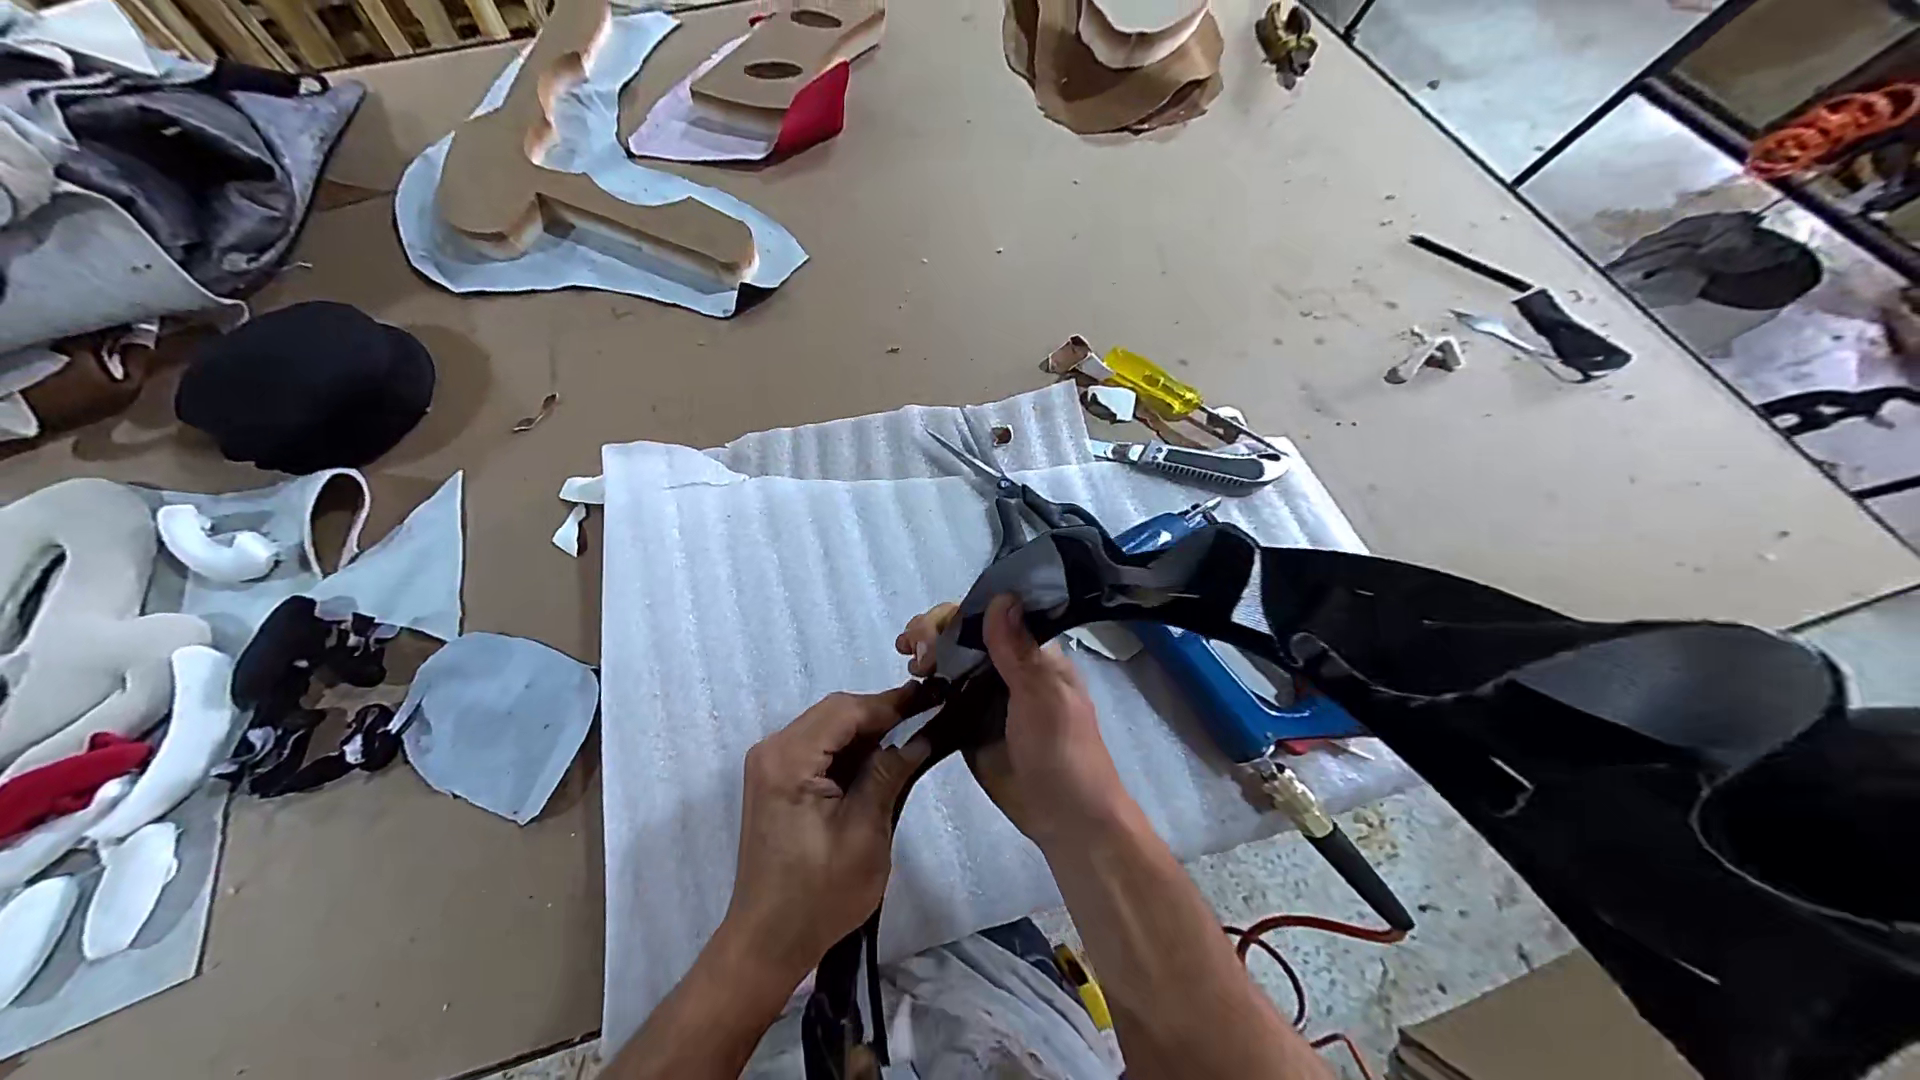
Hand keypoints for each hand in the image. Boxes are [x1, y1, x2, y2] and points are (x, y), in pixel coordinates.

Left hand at [722, 686, 929, 981]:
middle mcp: (772, 750)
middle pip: (835, 712)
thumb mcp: (865, 832)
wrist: (768, 940)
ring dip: (866, 731)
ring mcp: (770, 764)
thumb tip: (919, 736)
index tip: (931, 700)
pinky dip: (849, 748)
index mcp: (789, 760)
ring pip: (828, 726)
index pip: (846, 710)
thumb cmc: (819, 894)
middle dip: (880, 715)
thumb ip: (888, 774)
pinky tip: (878, 759)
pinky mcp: (775, 779)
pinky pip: (818, 746)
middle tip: (925, 720)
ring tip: (909, 737)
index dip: (891, 704)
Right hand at [896, 595, 1133, 847]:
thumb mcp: (1044, 697)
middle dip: (933, 633)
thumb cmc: (1064, 752)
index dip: (956, 615)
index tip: (931, 634)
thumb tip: (1001, 596)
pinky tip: (908, 686)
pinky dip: (924, 687)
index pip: (989, 614)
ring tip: (909, 665)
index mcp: (1033, 652)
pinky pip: (943, 696)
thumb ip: (1018, 651)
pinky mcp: (968, 724)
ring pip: (950, 661)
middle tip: (915, 656)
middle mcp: (1007, 667)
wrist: (1067, 820)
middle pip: (963, 633)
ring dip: (926, 654)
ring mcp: (985, 696)